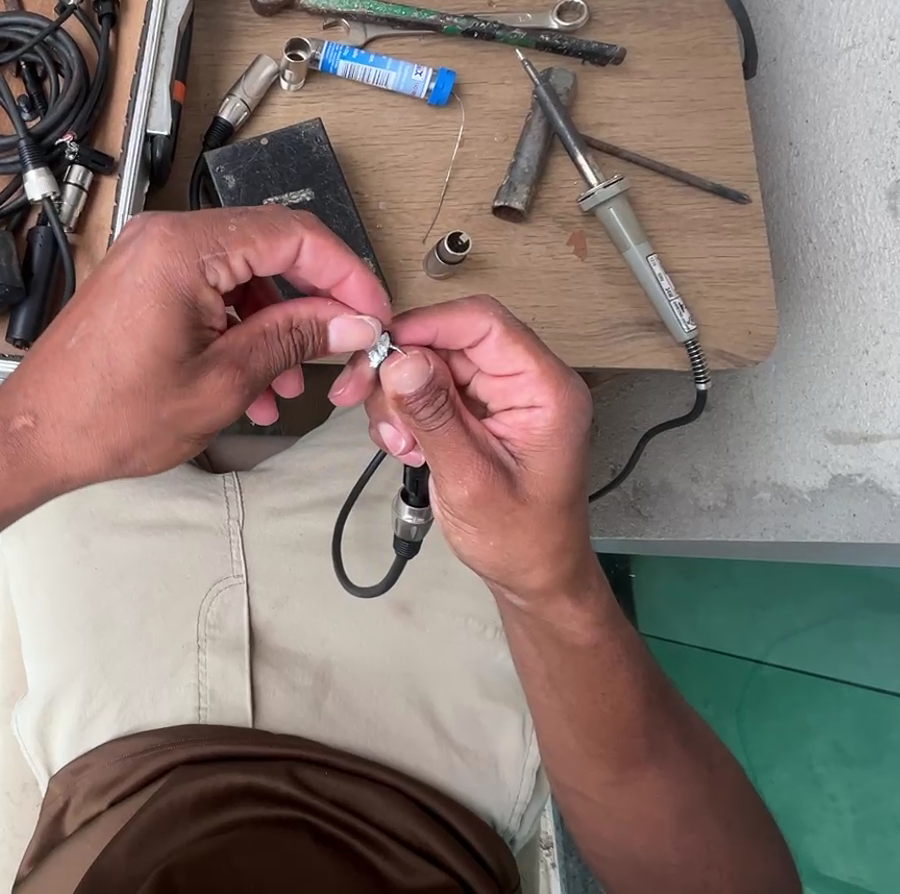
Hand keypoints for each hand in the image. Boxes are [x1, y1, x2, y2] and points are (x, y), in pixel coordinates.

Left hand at [0, 206, 391, 490]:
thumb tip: (350, 321)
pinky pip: (212, 291)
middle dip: (313, 303)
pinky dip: (239, 330)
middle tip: (341, 346)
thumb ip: (293, 339)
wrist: (36, 436)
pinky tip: (251, 383)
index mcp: (185, 249)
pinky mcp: (145, 280)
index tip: (372, 313)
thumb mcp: (221, 383)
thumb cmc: (108, 416)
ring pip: (244, 276)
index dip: (346, 274)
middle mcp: (166, 237)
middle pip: (272, 250)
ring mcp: (152, 256)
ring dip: (275, 326)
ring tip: (287, 385)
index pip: (295, 236)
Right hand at [329, 295, 595, 604]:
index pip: (481, 323)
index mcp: (543, 388)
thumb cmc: (519, 539)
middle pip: (445, 339)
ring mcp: (496, 394)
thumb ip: (434, 417)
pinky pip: (425, 387)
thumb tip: (399, 360)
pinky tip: (407, 446)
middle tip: (357, 396)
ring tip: (400, 442)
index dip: (423, 326)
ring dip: (397, 396)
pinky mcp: (474, 409)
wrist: (532, 576)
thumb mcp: (471, 480)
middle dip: (397, 368)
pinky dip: (403, 411)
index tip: (374, 352)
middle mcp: (522, 380)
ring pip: (427, 362)